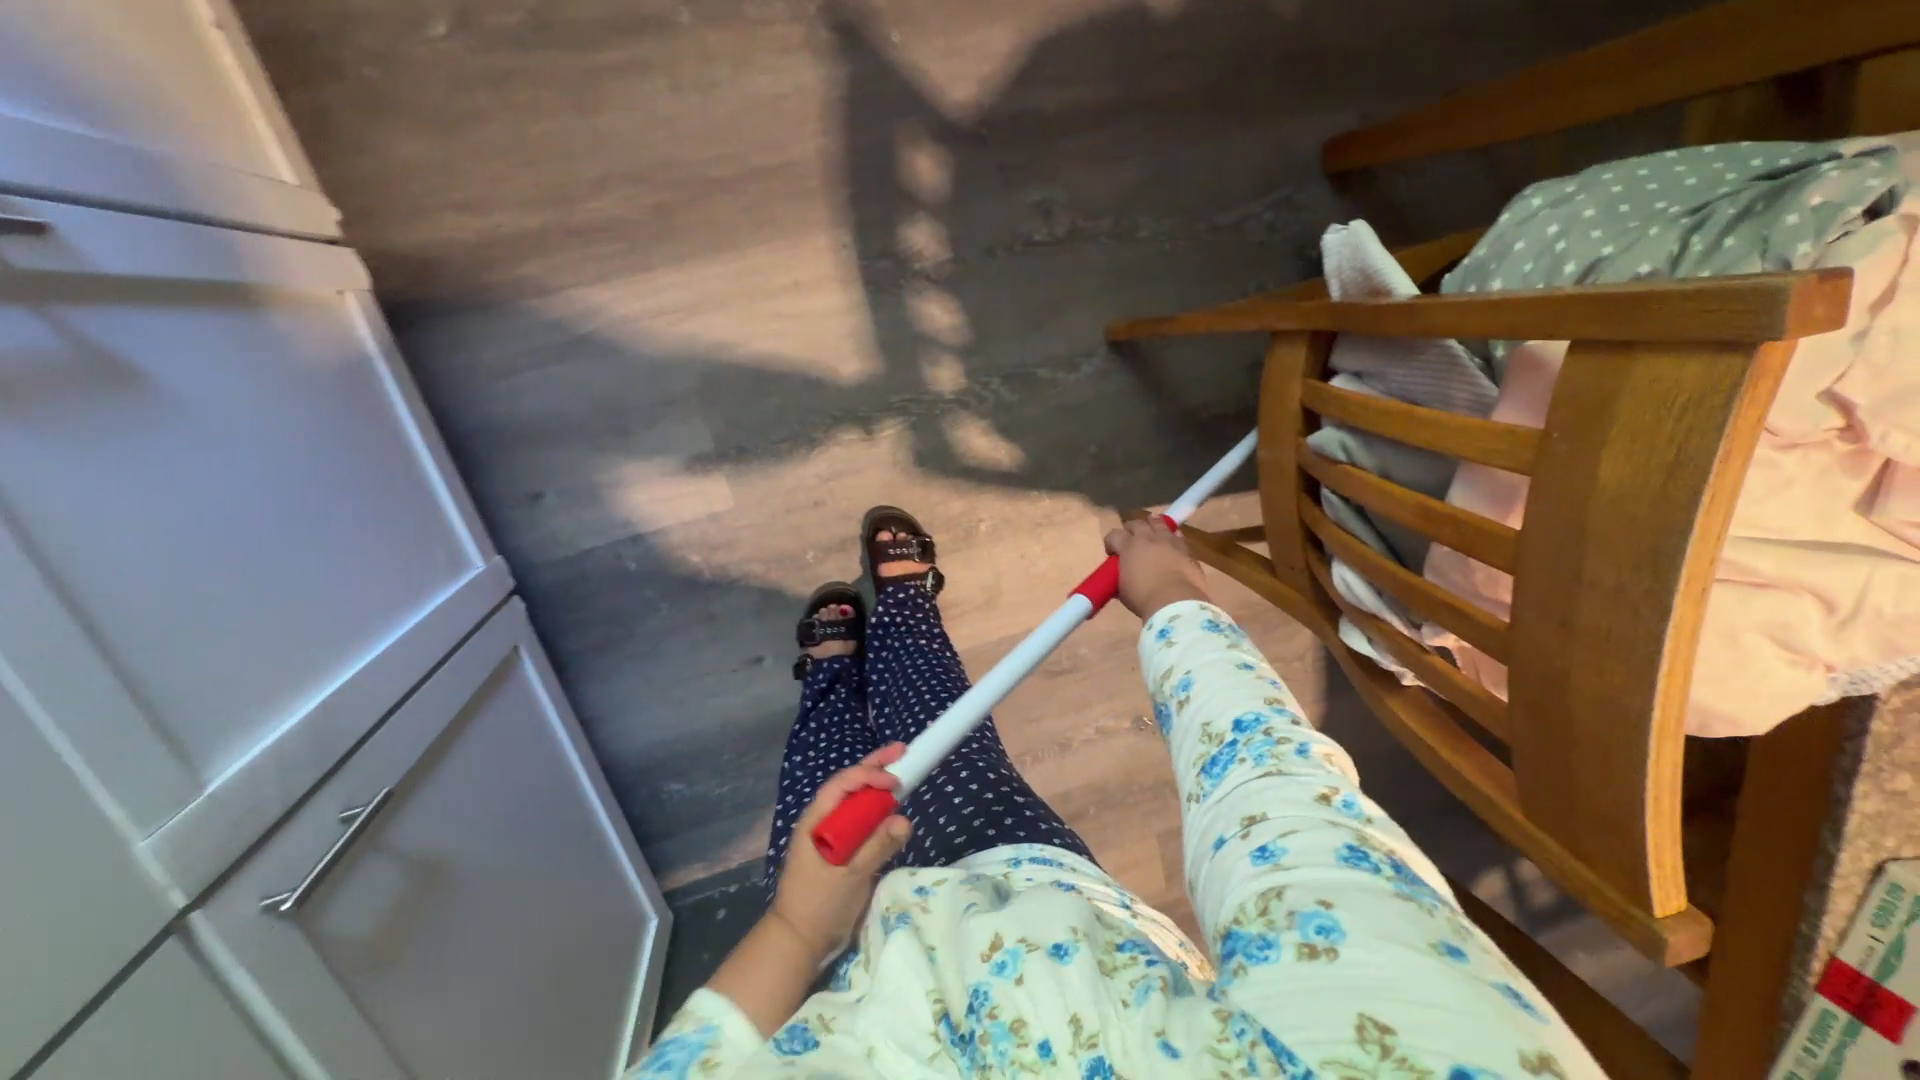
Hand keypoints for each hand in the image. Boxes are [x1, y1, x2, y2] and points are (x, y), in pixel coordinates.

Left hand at [768, 744, 912, 962]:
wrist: (797, 943)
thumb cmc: (818, 907)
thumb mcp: (850, 878)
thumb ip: (876, 848)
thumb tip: (904, 820)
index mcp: (815, 823)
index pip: (843, 785)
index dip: (869, 776)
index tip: (896, 779)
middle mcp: (821, 823)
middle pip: (849, 787)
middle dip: (874, 768)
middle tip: (902, 751)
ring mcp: (830, 838)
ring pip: (854, 803)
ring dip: (876, 788)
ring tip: (900, 772)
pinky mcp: (839, 852)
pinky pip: (858, 823)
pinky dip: (875, 812)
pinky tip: (890, 808)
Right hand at [1103, 518, 1210, 619]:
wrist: (1176, 602)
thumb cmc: (1144, 598)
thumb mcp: (1123, 591)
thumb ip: (1120, 578)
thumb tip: (1120, 578)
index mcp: (1129, 547)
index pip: (1113, 535)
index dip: (1110, 543)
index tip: (1112, 554)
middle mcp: (1148, 538)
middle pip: (1136, 523)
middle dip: (1131, 530)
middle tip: (1131, 540)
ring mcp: (1169, 541)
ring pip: (1159, 523)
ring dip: (1153, 526)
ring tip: (1152, 533)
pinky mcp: (1186, 549)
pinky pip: (1177, 537)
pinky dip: (1172, 538)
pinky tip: (1172, 543)